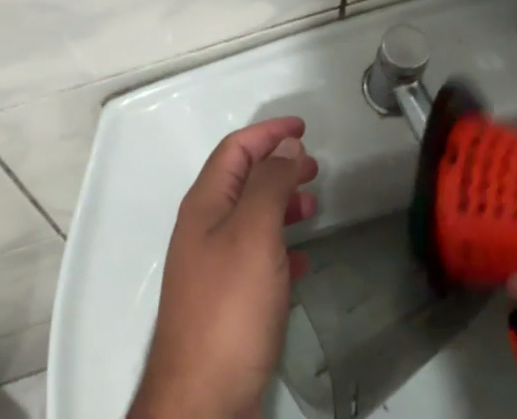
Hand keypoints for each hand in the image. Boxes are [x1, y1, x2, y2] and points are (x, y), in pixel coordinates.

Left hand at [130, 117, 319, 418]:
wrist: (202, 396)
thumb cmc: (229, 308)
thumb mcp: (253, 234)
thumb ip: (269, 184)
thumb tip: (285, 145)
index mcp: (205, 205)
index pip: (235, 150)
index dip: (268, 132)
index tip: (303, 126)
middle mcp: (204, 229)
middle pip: (242, 181)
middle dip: (277, 166)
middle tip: (314, 166)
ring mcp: (213, 267)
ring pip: (250, 219)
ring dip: (281, 204)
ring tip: (312, 207)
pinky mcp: (226, 302)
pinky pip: (257, 258)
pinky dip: (281, 248)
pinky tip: (302, 262)